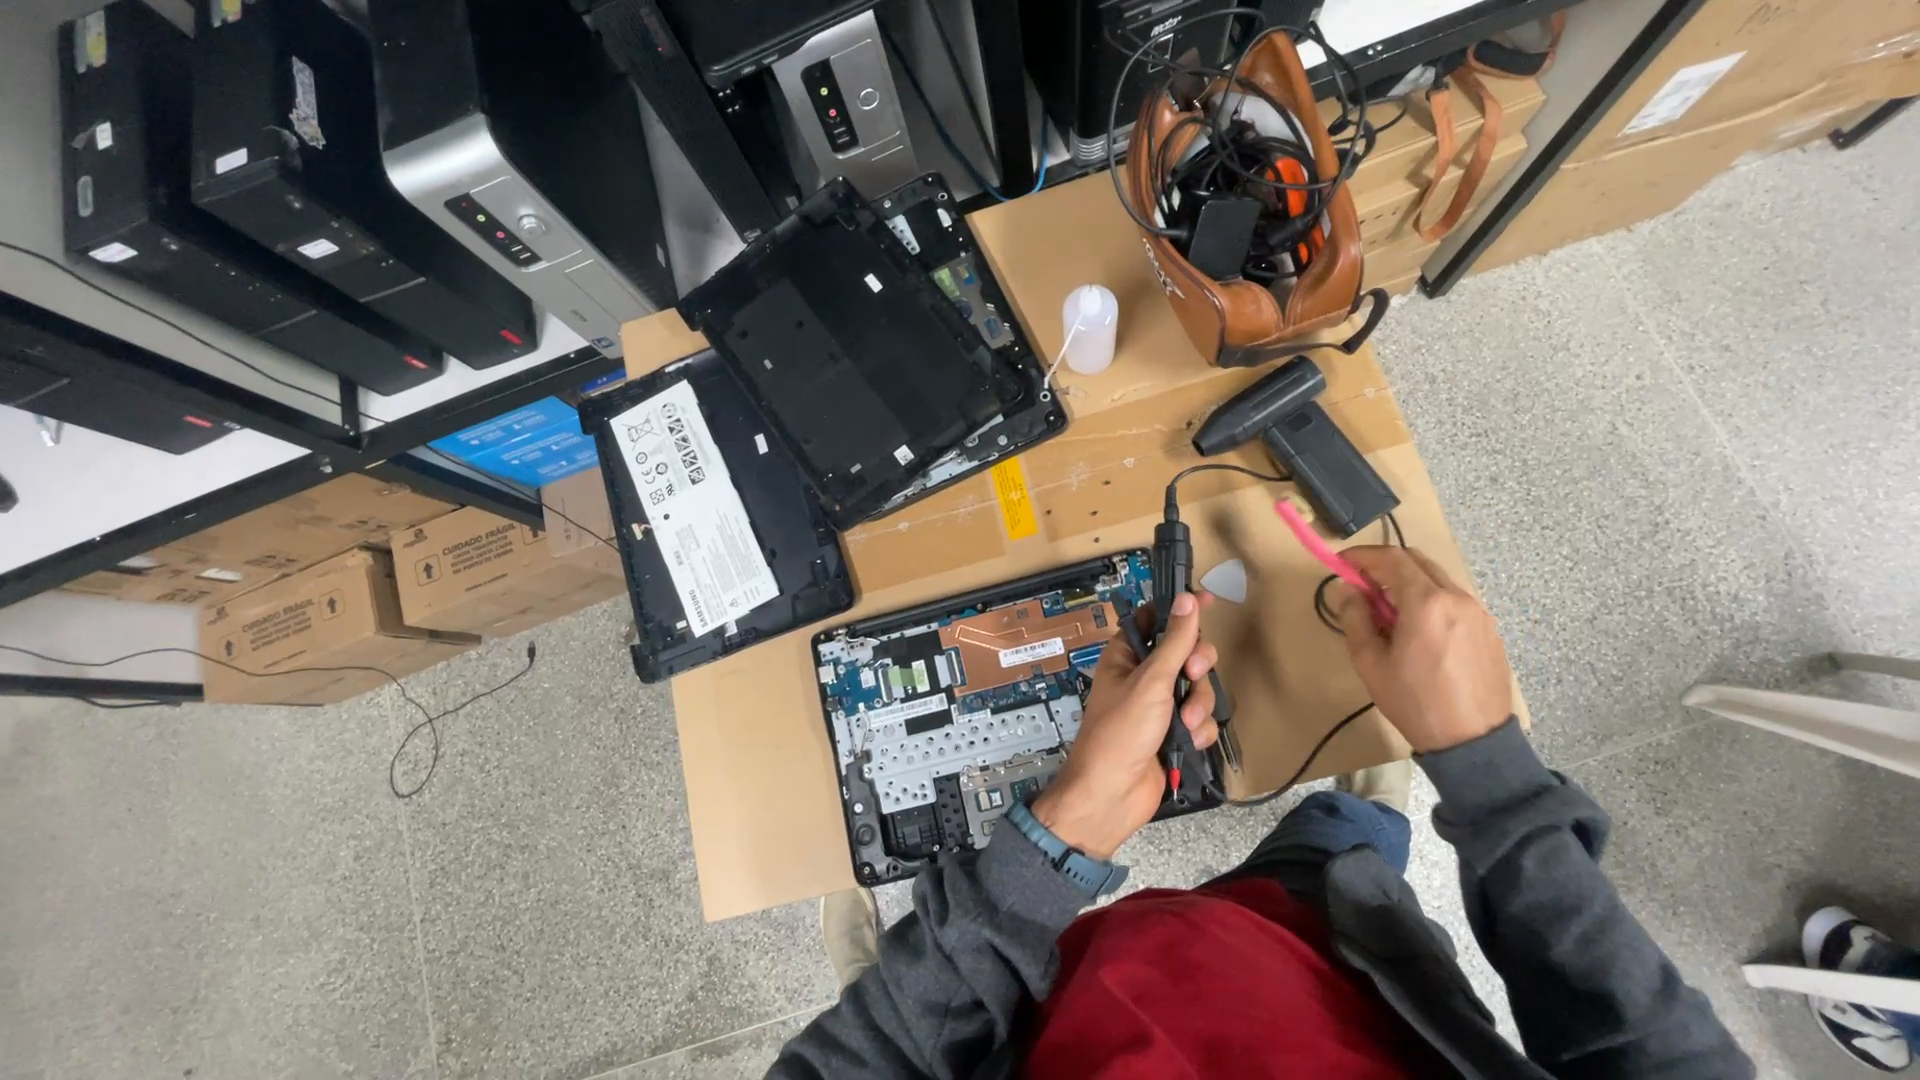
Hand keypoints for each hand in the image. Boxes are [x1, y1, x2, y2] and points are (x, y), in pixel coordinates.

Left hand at [1031, 591, 1218, 859]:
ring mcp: (1159, 705)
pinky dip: (1198, 729)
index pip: (1156, 619)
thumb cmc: (1119, 733)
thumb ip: (1174, 642)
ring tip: (1186, 721)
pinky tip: (1188, 742)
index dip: (1181, 610)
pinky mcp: (1174, 732)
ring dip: (1198, 704)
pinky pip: (1201, 718)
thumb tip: (1187, 601)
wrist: (1112, 794)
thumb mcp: (1150, 682)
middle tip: (1192, 674)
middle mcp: (1143, 676)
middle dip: (1196, 666)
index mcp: (1126, 656)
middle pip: (1187, 653)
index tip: (1208, 600)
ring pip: (1198, 688)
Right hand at [1331, 546, 1514, 753]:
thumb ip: (1355, 618)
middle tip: (1361, 585)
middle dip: (1384, 565)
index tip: (1341, 563)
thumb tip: (1349, 590)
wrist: (1473, 740)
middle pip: (1417, 561)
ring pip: (1436, 579)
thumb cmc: (1414, 701)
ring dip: (1407, 582)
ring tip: (1387, 612)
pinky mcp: (1488, 628)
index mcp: (1426, 603)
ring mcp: (1478, 612)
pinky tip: (1416, 629)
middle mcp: (1457, 597)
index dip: (1362, 555)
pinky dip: (1428, 599)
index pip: (1391, 558)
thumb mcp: (1370, 662)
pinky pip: (1453, 599)